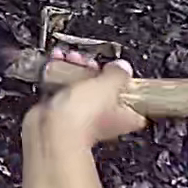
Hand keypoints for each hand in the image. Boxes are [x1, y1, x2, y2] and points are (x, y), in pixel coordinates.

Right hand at [23, 50, 147, 149]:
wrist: (52, 128)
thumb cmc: (86, 115)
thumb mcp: (109, 85)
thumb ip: (118, 74)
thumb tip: (122, 67)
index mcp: (125, 118)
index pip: (134, 104)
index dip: (127, 87)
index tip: (120, 72)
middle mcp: (104, 120)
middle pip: (105, 92)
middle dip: (95, 72)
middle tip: (88, 61)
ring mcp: (81, 118)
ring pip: (81, 89)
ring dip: (75, 71)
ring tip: (69, 58)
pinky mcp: (60, 114)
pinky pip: (62, 91)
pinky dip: (59, 77)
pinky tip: (56, 64)